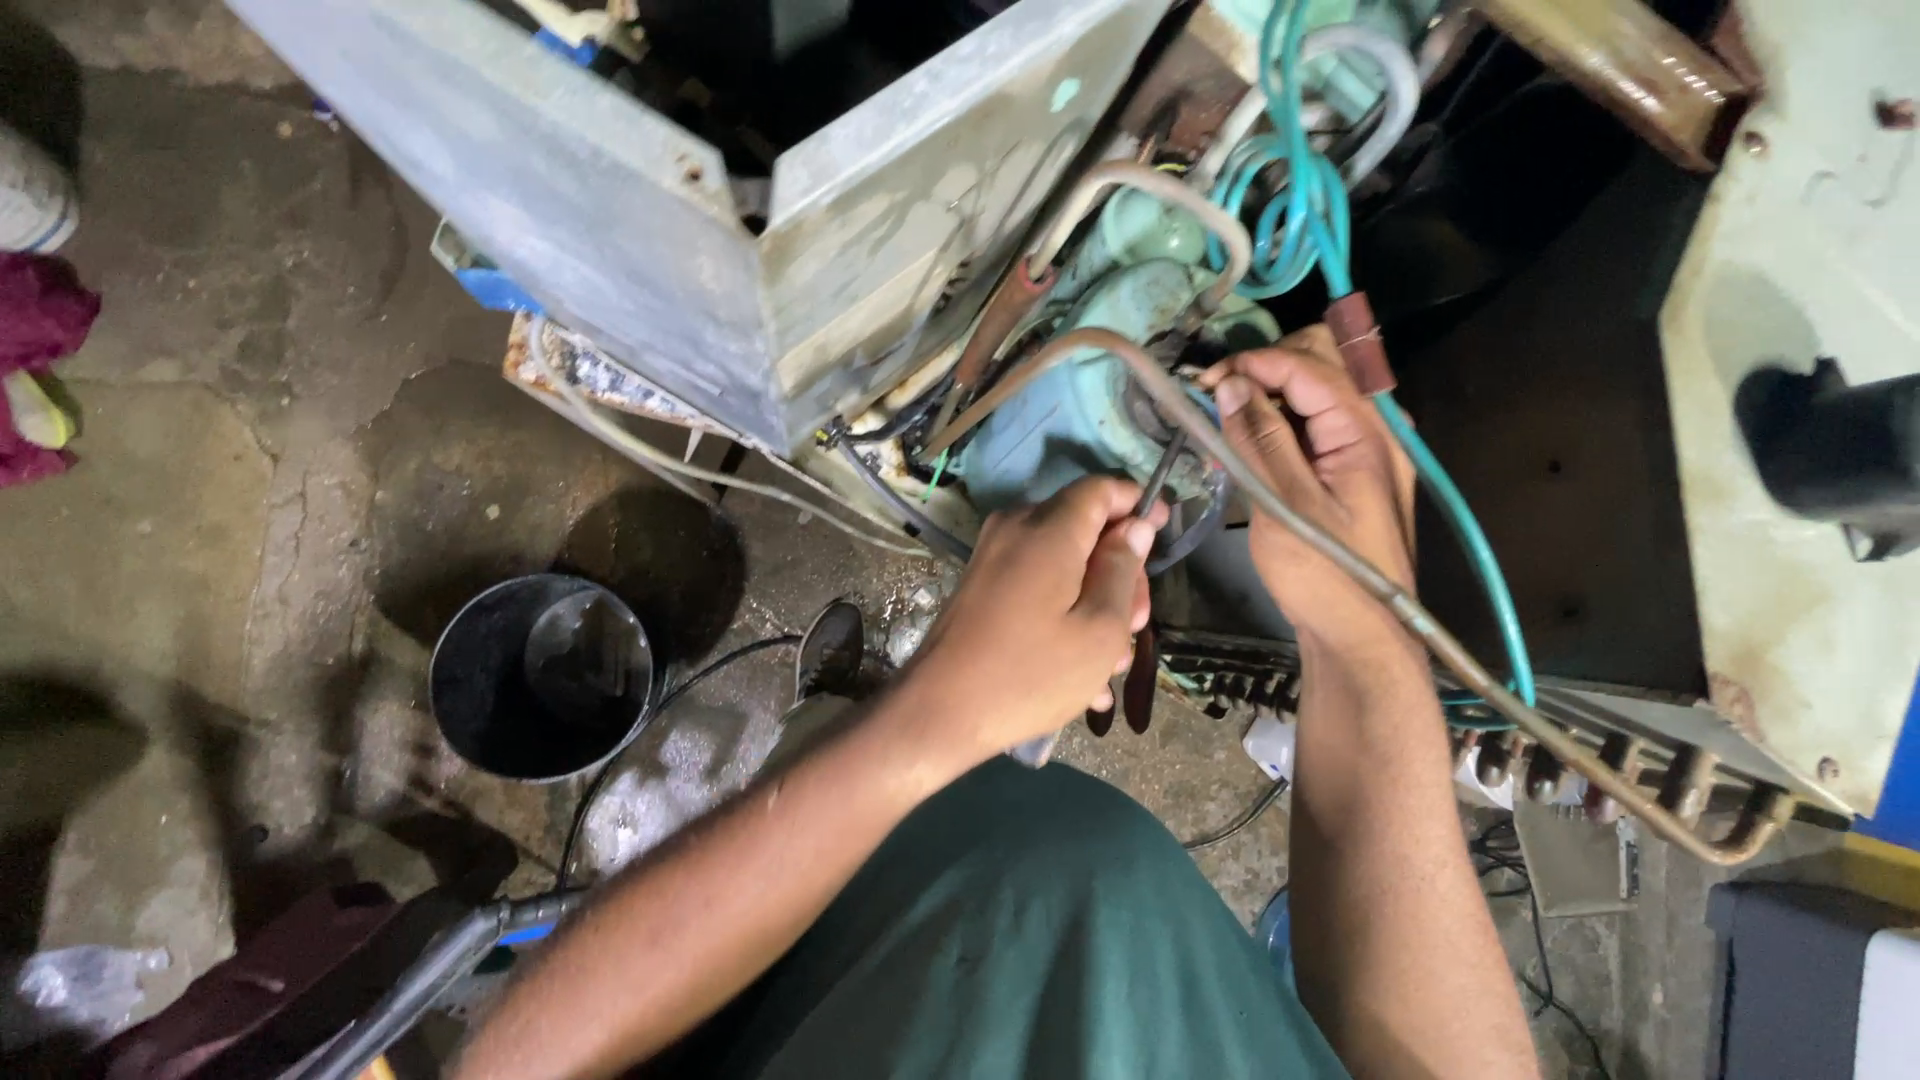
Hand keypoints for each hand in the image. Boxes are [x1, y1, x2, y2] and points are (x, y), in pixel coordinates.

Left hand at [897, 476, 1167, 759]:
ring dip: (1096, 601)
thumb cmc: (1030, 674)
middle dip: (1120, 571)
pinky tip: (1082, 673)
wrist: (939, 712)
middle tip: (1137, 626)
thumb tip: (1135, 527)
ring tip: (1109, 665)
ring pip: (1063, 560)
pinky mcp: (982, 584)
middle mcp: (1016, 528)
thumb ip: (1122, 571)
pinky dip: (1065, 613)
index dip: (1137, 503)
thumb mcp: (1100, 629)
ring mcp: (993, 556)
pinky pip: (1037, 583)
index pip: (1101, 488)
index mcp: (1048, 529)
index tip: (1164, 532)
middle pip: (1084, 526)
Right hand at [1197, 325, 1417, 657]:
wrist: (1360, 635)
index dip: (1254, 363)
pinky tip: (1244, 445)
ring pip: (1315, 390)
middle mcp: (1374, 430)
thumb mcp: (1284, 506)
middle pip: (1322, 363)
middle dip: (1264, 366)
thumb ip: (1260, 440)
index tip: (1204, 382)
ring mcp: (1363, 449)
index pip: (1309, 367)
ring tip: (1223, 422)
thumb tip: (1230, 384)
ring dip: (1267, 393)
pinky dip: (1276, 422)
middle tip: (1216, 395)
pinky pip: (1312, 424)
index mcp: (1366, 434)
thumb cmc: (1324, 575)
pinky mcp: (1348, 470)